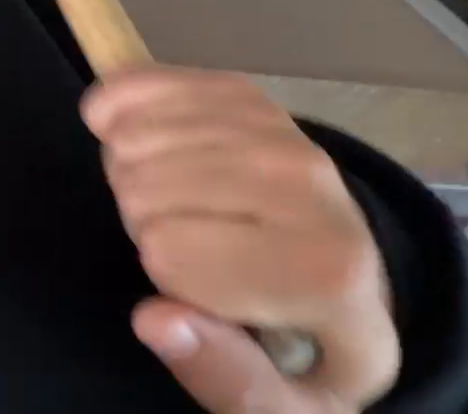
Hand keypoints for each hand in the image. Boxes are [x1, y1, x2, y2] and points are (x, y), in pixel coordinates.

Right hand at [81, 68, 399, 412]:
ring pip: (131, 138)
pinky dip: (116, 112)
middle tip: (190, 243)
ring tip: (179, 200)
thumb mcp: (287, 403)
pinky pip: (134, 84)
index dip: (168, 280)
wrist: (351, 269)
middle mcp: (305, 181)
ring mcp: (271, 124)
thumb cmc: (308, 342)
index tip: (209, 293)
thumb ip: (225, 377)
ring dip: (132, 171)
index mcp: (326, 272)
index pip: (166, 252)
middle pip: (142, 189)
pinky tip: (139, 139)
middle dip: (145, 222)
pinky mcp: (240, 87)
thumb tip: (153, 320)